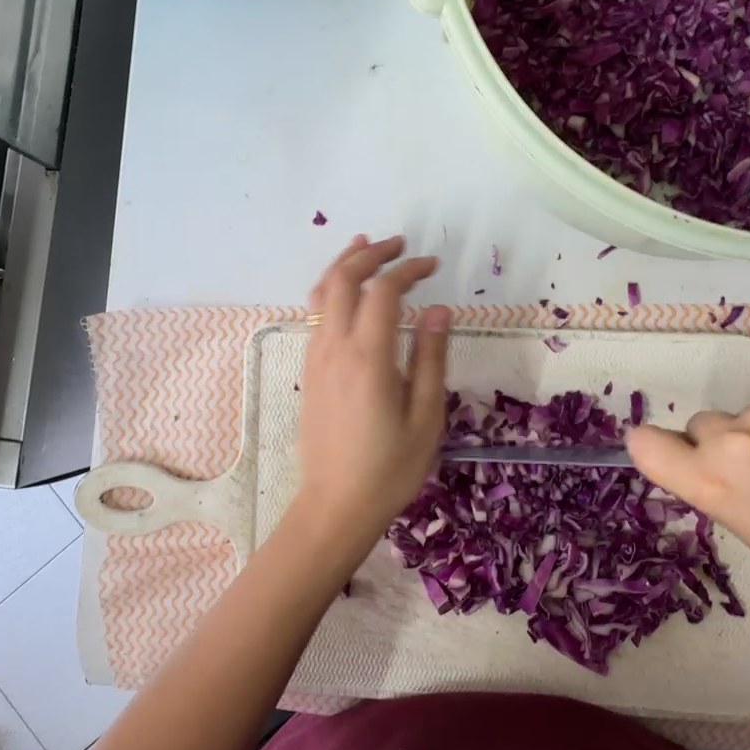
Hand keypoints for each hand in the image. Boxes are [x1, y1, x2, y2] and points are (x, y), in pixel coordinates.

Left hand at [293, 235, 451, 547]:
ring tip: (366, 247)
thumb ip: (431, 358)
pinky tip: (349, 292)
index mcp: (368, 357)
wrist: (336, 504)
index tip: (433, 266)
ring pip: (322, 292)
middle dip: (370, 253)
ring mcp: (316, 358)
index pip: (384, 291)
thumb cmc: (389, 468)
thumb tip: (440, 311)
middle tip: (399, 244)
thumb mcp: (426, 417)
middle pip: (343, 279)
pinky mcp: (309, 371)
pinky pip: (316, 314)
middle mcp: (334, 348)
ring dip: (344, 264)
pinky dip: (332, 289)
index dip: (409, 270)